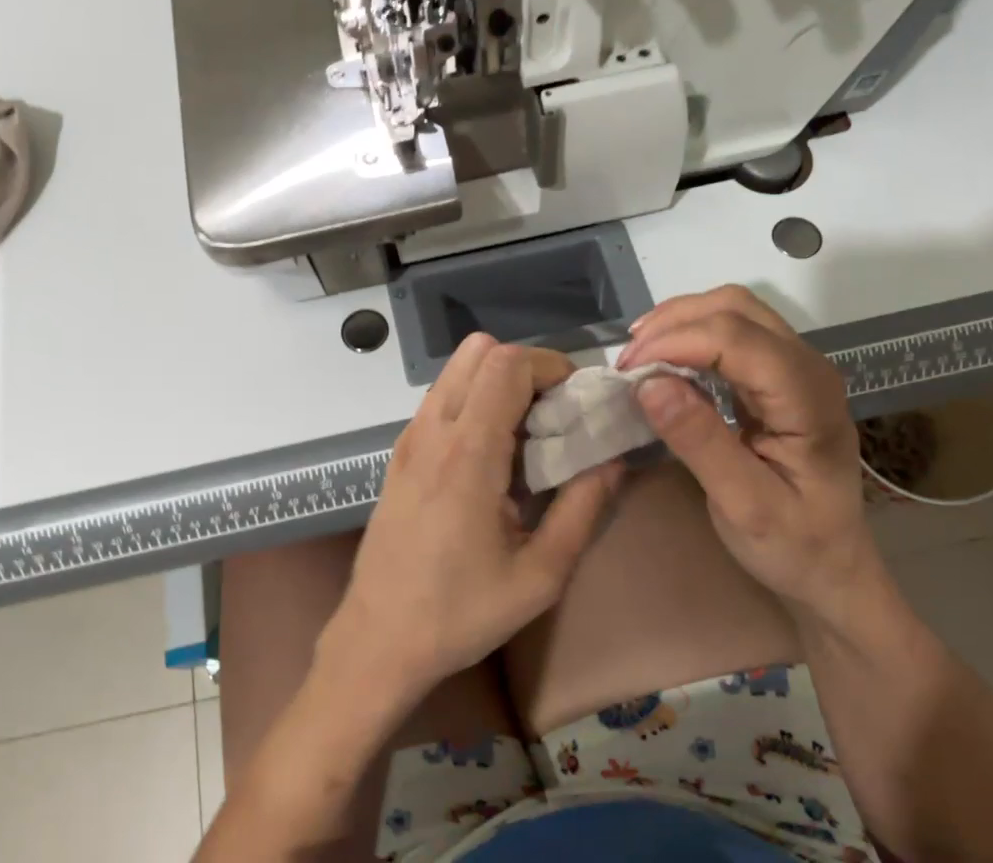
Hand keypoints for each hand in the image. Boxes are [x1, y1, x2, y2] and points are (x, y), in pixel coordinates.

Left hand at [329, 334, 622, 695]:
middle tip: (556, 413)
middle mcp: (432, 432)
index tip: (579, 400)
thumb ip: (583, 508)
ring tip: (527, 435)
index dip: (551, 366)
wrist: (378, 640)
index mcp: (468, 453)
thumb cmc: (461, 613)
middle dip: (527, 367)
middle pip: (479, 352)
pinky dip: (472, 403)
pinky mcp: (399, 457)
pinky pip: (439, 402)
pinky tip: (492, 458)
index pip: (507, 364)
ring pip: (455, 372)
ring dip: (497, 383)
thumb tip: (614, 459)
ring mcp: (409, 441)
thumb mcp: (540, 575)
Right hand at [617, 285, 883, 621]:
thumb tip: (648, 383)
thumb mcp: (743, 506)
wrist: (834, 568)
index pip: (737, 339)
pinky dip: (691, 335)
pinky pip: (734, 333)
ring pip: (734, 310)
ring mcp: (797, 368)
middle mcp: (809, 368)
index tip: (627, 372)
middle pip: (736, 308)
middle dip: (673, 323)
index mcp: (809, 399)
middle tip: (627, 363)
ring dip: (681, 323)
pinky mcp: (780, 376)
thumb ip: (700, 442)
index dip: (676, 341)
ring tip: (638, 358)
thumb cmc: (794, 545)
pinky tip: (664, 361)